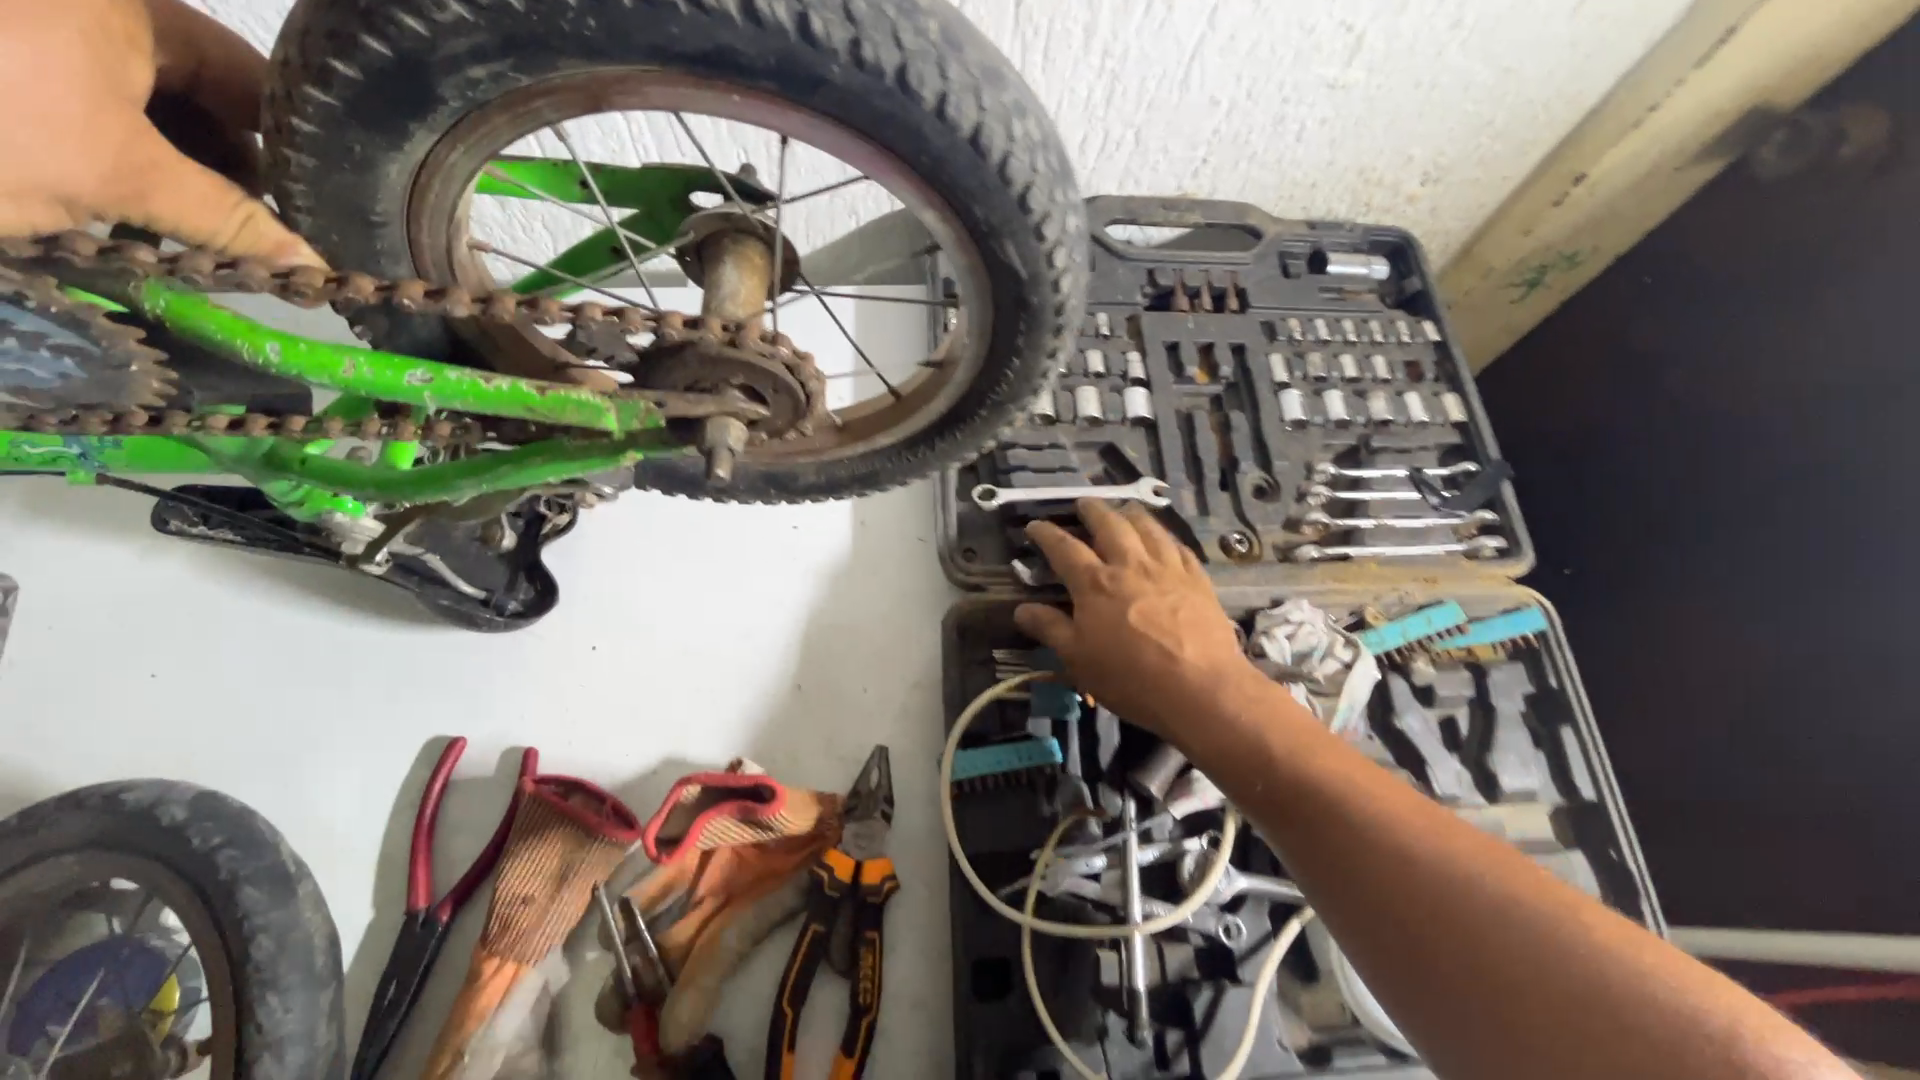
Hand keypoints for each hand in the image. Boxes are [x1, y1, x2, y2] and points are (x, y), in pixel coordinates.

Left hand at [0, 0, 321, 264]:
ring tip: (180, 228)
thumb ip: (220, 218)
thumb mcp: (108, 177)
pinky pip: (86, 102)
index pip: (253, 86)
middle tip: (246, 233)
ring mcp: (46, 28)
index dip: (291, 153)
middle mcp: (98, 10)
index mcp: (136, 12)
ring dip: (171, 167)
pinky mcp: (14, 56)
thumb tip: (310, 260)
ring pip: (145, 102)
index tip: (309, 213)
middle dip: (230, 166)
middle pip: (202, 93)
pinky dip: (109, 152)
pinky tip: (115, 200)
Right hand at [1014, 500, 1266, 739]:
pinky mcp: (1198, 580)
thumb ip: (1050, 629)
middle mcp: (1130, 565)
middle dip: (1092, 510)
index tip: (1035, 525)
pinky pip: (1179, 547)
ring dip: (1131, 514)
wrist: (1201, 688)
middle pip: (1109, 525)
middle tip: (1083, 503)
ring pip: (1148, 527)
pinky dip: (1166, 537)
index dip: (1046, 534)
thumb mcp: (1078, 659)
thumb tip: (1021, 608)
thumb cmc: (1131, 678)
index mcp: (1095, 583)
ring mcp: (1168, 569)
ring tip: (1124, 509)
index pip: (1064, 548)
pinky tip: (1166, 540)